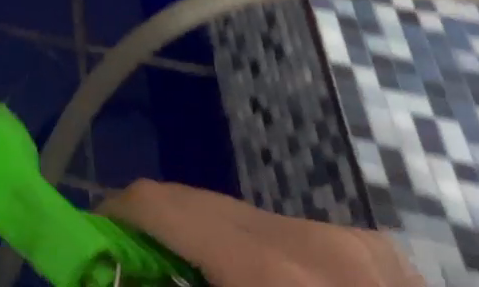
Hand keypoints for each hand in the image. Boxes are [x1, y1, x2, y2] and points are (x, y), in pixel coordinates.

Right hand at [102, 181, 425, 286]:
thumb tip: (101, 273)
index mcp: (270, 268)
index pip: (156, 202)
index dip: (111, 220)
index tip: (94, 250)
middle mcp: (313, 238)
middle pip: (195, 204)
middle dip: (159, 238)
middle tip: (142, 276)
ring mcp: (359, 243)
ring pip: (243, 219)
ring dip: (210, 248)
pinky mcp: (385, 256)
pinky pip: (293, 237)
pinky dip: (262, 257)